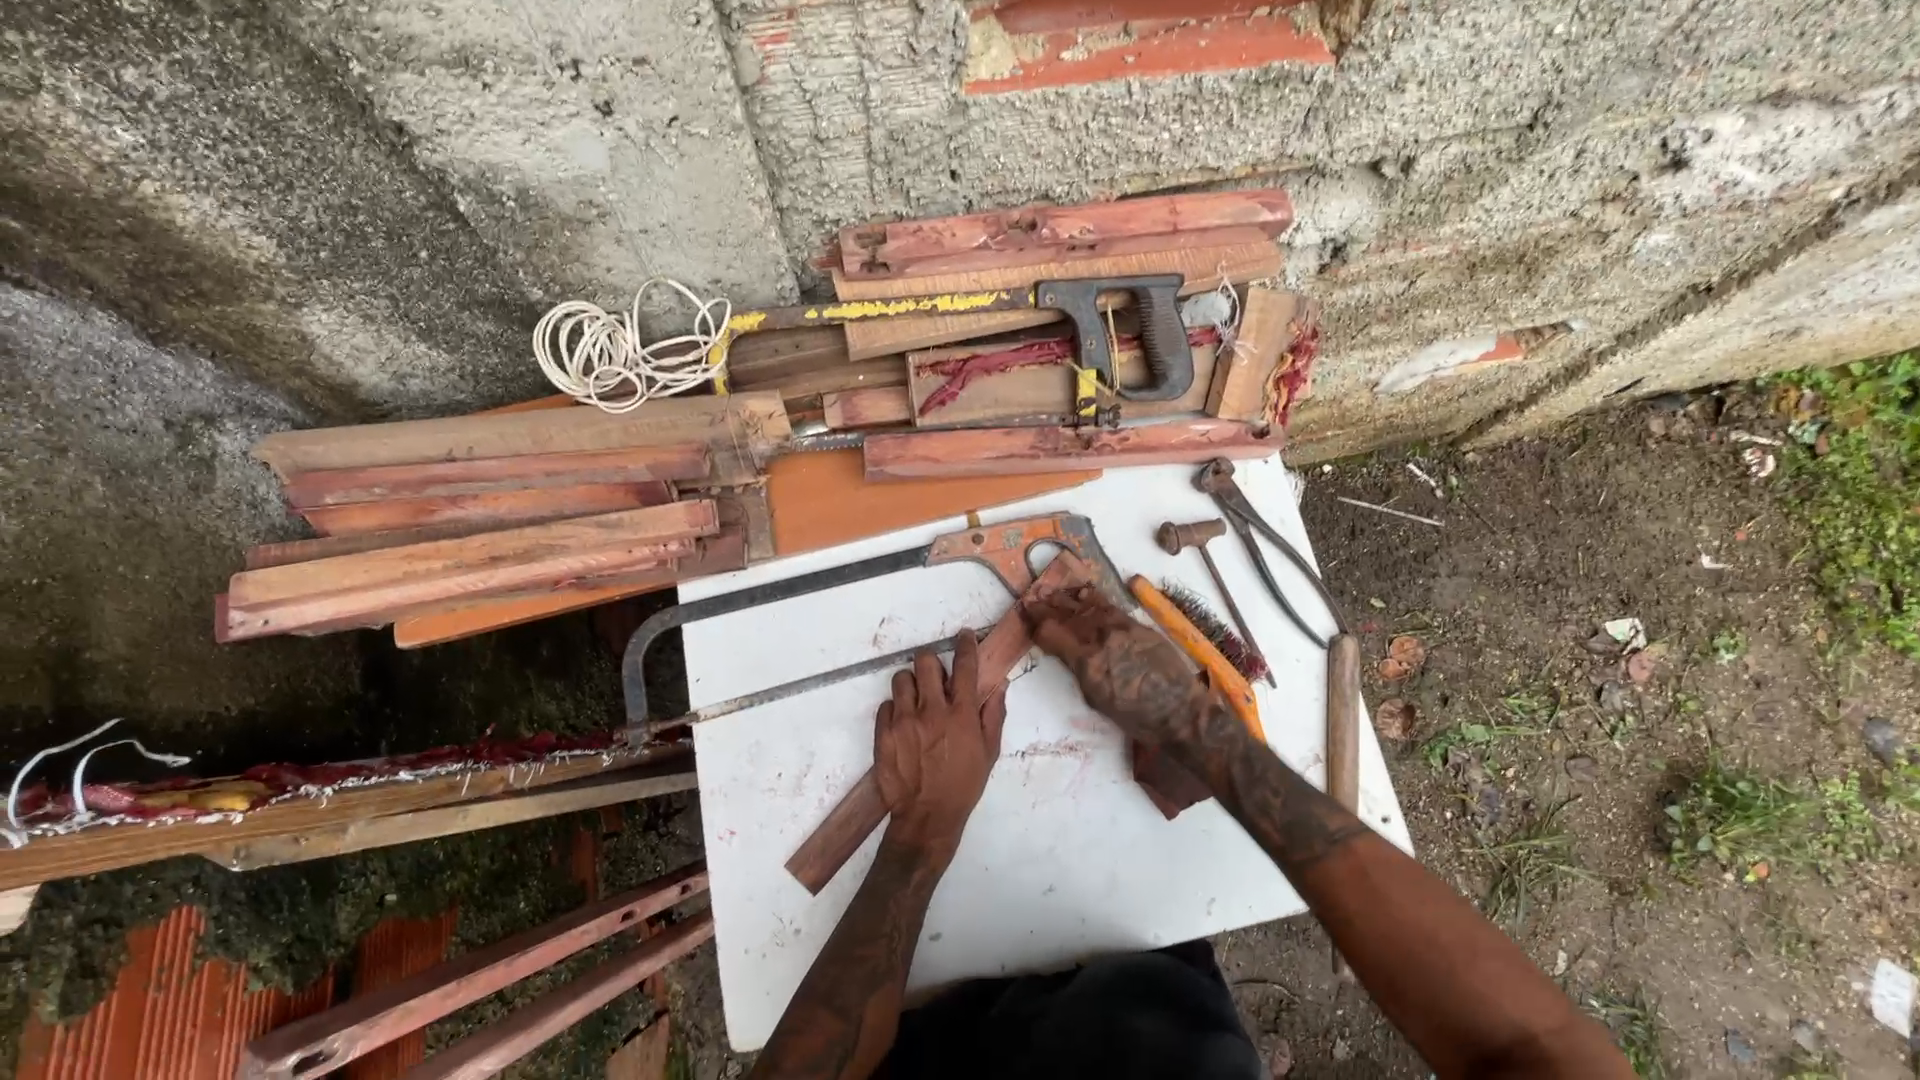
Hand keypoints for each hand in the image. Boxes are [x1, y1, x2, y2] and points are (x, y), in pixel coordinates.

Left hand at [873, 634, 1007, 861]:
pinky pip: (885, 705)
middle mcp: (931, 711)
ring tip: (916, 700)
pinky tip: (903, 724)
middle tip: (935, 677)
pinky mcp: (882, 734)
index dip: (965, 644)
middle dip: (931, 664)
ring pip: (901, 679)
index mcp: (961, 714)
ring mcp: (903, 721)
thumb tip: (1000, 685)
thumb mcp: (989, 752)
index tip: (965, 636)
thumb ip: (994, 715)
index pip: (964, 665)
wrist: (927, 817)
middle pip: (925, 662)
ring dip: (911, 684)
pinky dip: (895, 709)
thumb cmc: (963, 786)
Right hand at [1021, 584, 1209, 746]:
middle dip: (1047, 606)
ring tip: (1054, 591)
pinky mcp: (1138, 625)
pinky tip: (1084, 593)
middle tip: (1033, 597)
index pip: (1052, 633)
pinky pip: (1109, 606)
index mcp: (1087, 662)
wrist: (1180, 712)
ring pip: (1088, 606)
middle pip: (1067, 615)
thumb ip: (1079, 670)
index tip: (1026, 615)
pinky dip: (1092, 599)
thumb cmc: (1136, 717)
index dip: (1035, 623)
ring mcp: (1122, 628)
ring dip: (1068, 598)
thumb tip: (1068, 652)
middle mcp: (1102, 638)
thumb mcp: (1096, 699)